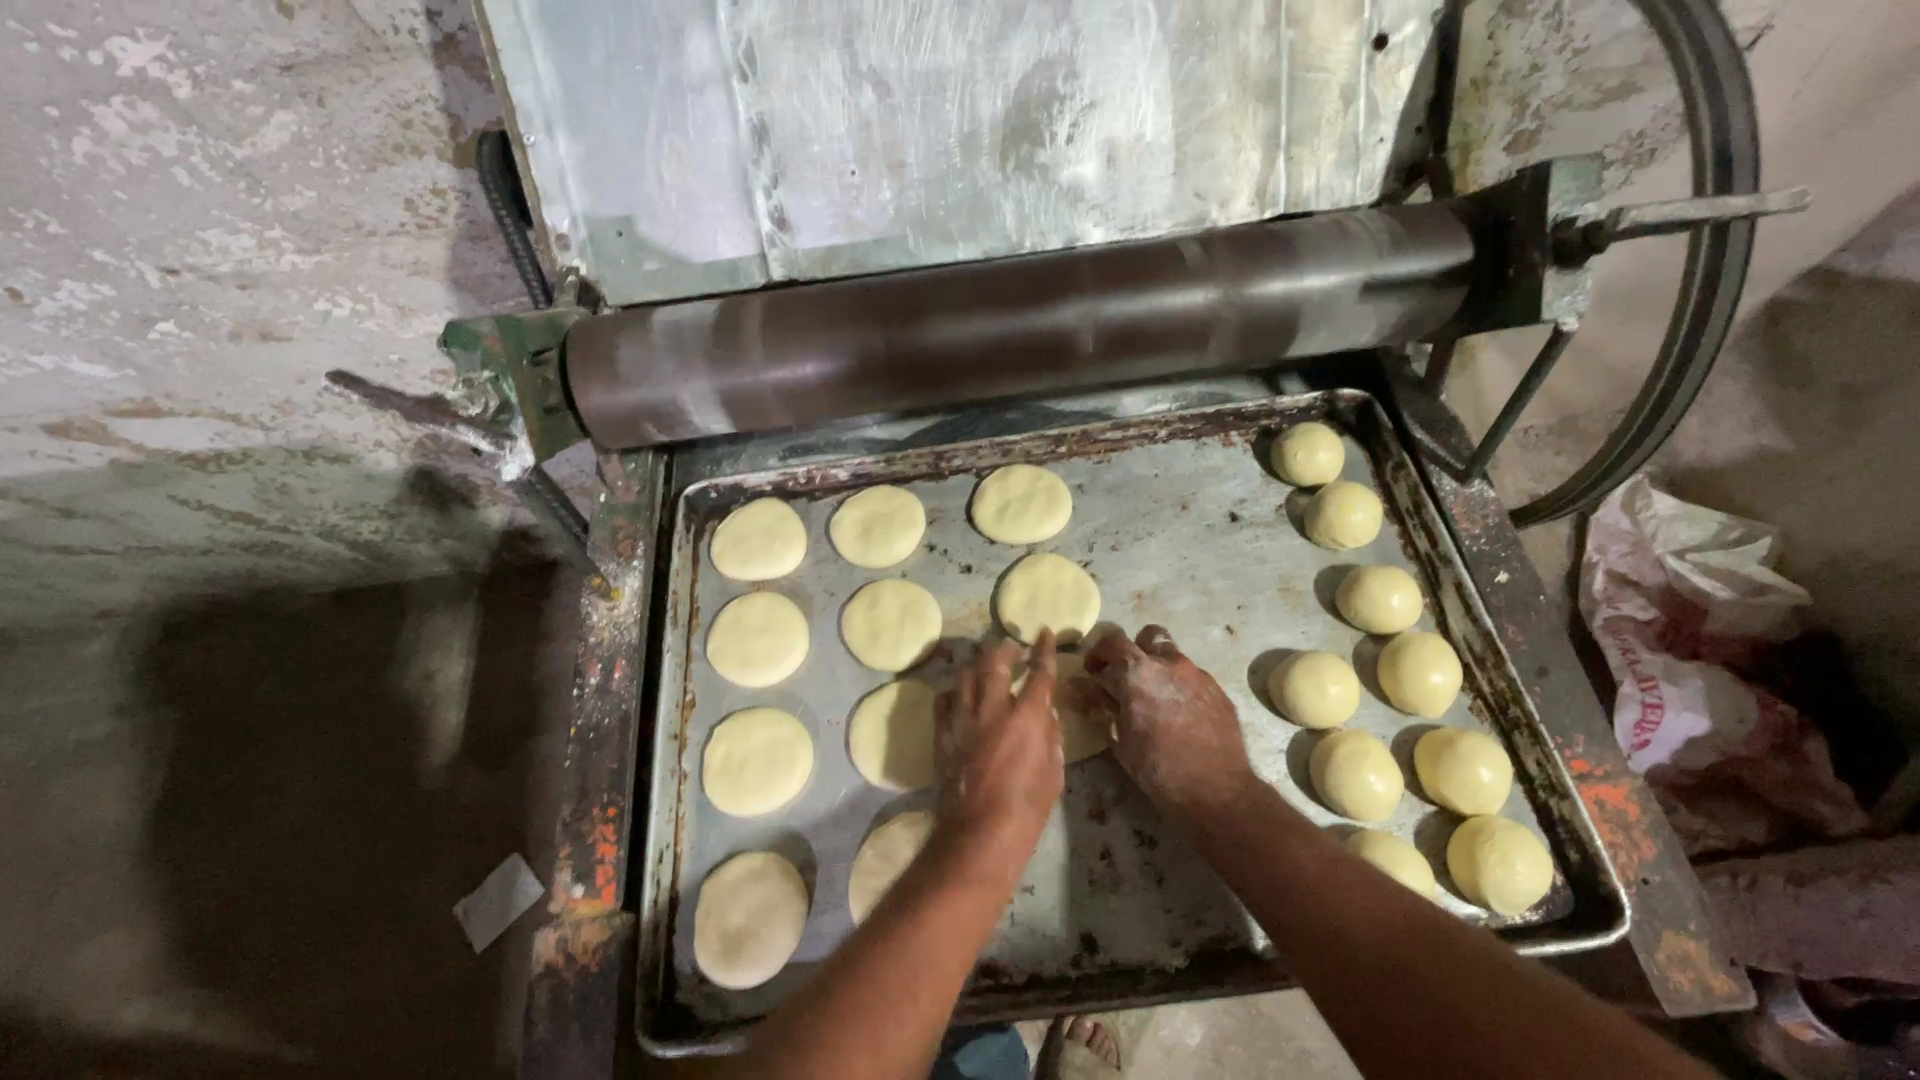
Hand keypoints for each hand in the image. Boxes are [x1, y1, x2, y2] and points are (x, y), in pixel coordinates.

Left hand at [932, 632, 1063, 881]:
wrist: (979, 832)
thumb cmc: (1026, 808)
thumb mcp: (1054, 772)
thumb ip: (1051, 735)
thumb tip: (1046, 714)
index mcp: (1026, 717)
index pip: (1039, 672)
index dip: (1044, 650)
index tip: (1044, 634)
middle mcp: (992, 708)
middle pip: (995, 661)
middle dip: (1005, 647)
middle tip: (1012, 646)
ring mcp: (962, 719)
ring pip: (966, 674)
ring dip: (978, 665)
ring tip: (985, 666)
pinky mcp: (942, 733)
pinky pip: (944, 699)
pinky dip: (955, 691)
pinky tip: (961, 695)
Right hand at [1083, 625, 1255, 823]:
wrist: (1217, 790)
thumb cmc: (1158, 768)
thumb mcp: (1121, 740)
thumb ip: (1104, 707)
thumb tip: (1085, 688)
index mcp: (1139, 673)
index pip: (1112, 640)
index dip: (1098, 651)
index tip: (1094, 671)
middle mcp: (1170, 664)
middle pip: (1149, 636)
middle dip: (1135, 650)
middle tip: (1128, 677)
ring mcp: (1199, 675)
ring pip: (1173, 658)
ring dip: (1159, 670)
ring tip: (1155, 701)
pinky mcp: (1219, 691)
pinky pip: (1193, 679)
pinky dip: (1180, 688)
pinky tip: (1180, 717)